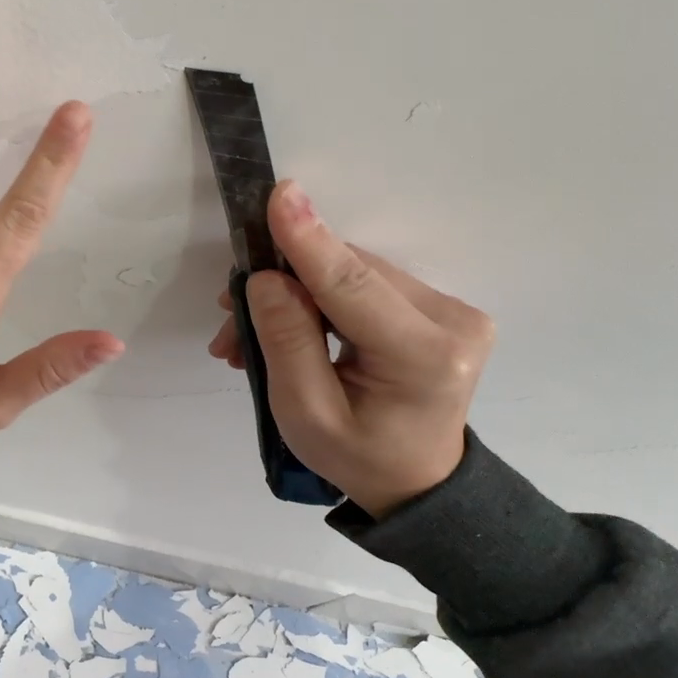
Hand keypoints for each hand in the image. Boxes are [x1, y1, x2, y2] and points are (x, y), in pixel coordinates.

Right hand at [208, 181, 494, 514]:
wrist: (416, 482)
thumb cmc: (355, 456)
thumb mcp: (303, 411)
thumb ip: (286, 342)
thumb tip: (267, 281)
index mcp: (423, 354)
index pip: (351, 284)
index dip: (308, 240)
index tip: (279, 195)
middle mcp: (451, 320)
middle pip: (348, 274)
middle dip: (281, 288)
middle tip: (226, 324)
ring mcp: (451, 312)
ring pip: (351, 276)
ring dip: (293, 296)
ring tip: (245, 339)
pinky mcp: (438, 310)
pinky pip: (362, 286)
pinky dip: (316, 301)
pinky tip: (285, 327)